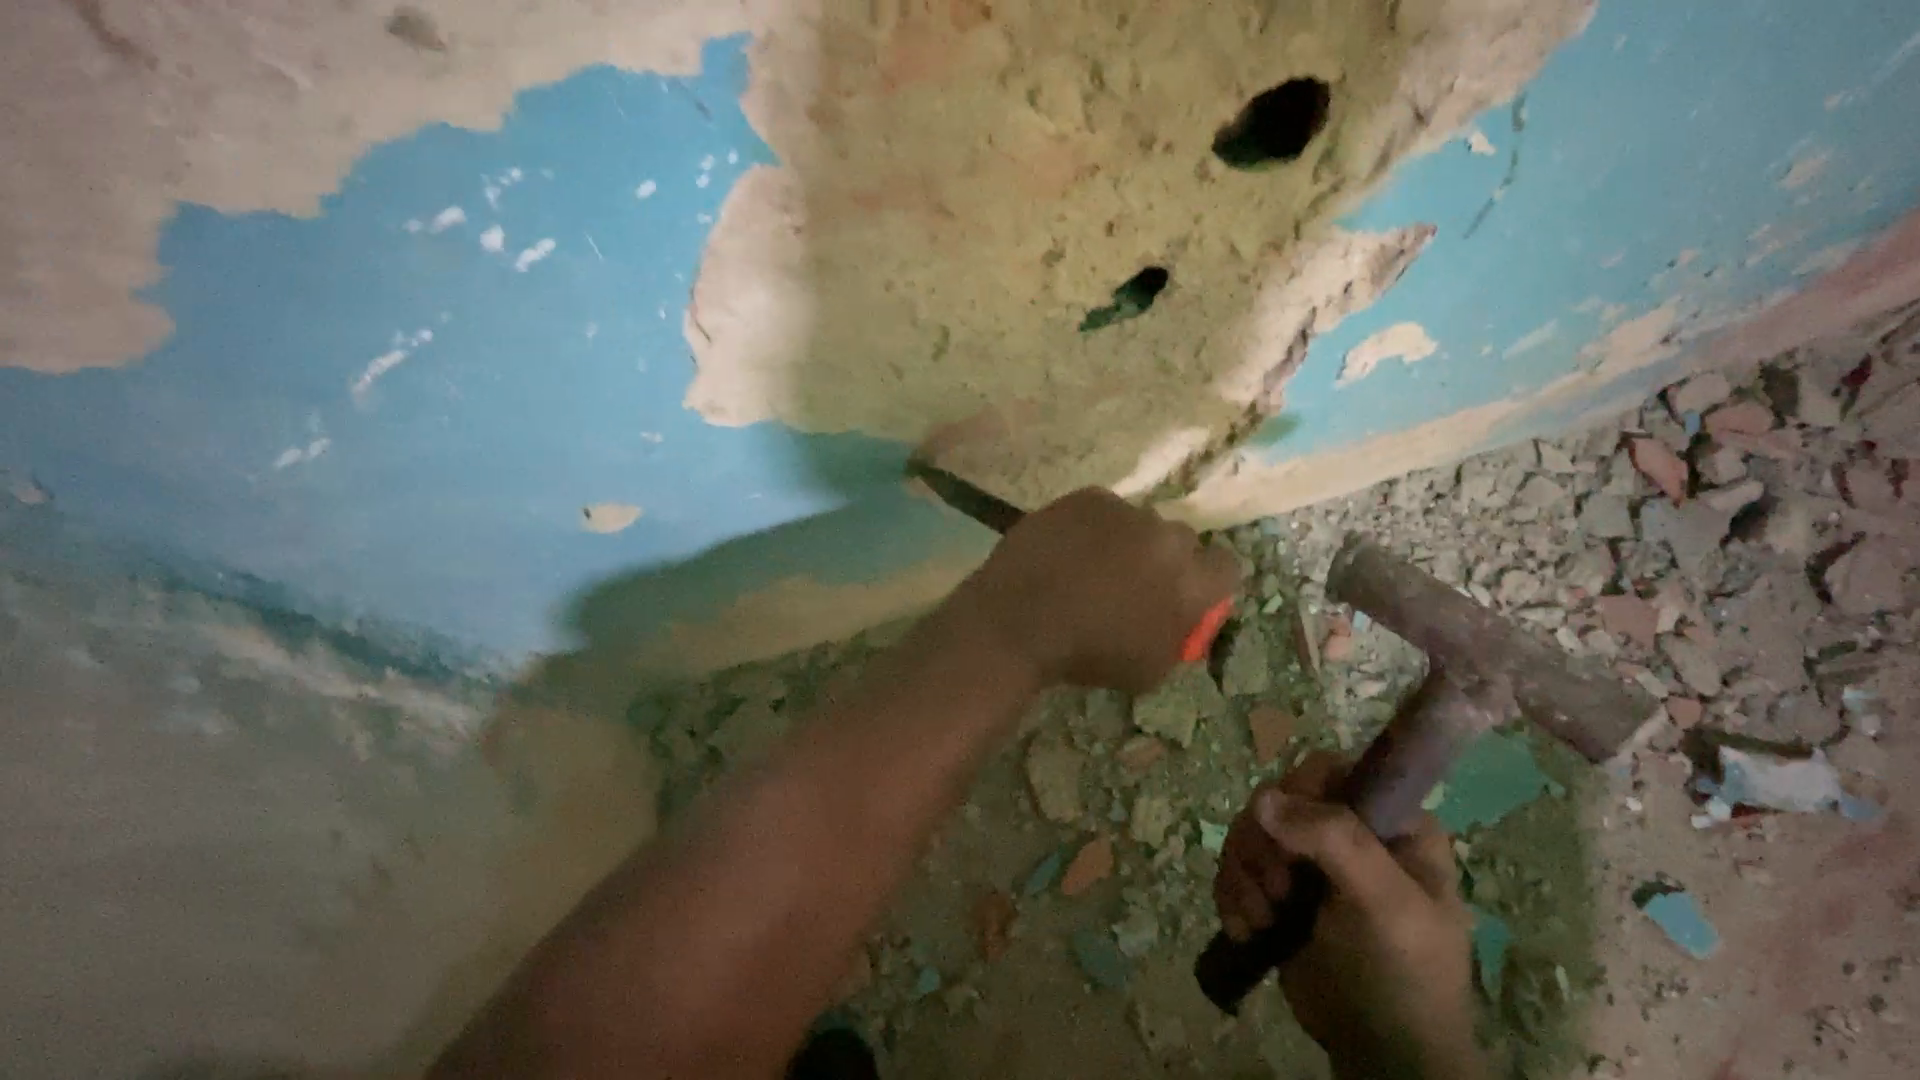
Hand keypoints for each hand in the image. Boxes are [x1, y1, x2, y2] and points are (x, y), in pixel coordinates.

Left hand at [952, 487, 1239, 693]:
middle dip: (1163, 558)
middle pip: (1179, 540)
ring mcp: (1124, 512)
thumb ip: (1177, 636)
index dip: (1206, 580)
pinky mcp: (1086, 498)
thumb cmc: (1087, 657)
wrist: (1018, 623)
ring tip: (1089, 565)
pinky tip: (1066, 549)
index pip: (1226, 567)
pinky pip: (1100, 510)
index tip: (1183, 593)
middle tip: (1131, 581)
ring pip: (1137, 522)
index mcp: (1191, 581)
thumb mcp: (1150, 668)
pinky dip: (1089, 526)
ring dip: (1124, 540)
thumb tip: (1180, 620)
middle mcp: (1166, 537)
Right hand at [1215, 754, 1484, 1079]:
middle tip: (1276, 891)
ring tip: (1259, 921)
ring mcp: (1310, 862)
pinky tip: (1245, 931)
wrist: (1382, 1054)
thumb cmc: (1401, 973)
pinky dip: (1231, 895)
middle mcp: (1348, 830)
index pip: (1331, 769)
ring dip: (1242, 874)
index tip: (1283, 830)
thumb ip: (1336, 841)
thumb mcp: (1386, 904)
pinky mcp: (1278, 892)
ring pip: (1249, 831)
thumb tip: (1263, 799)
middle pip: (1278, 798)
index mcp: (1390, 820)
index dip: (1298, 790)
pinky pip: (1235, 867)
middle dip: (1263, 845)